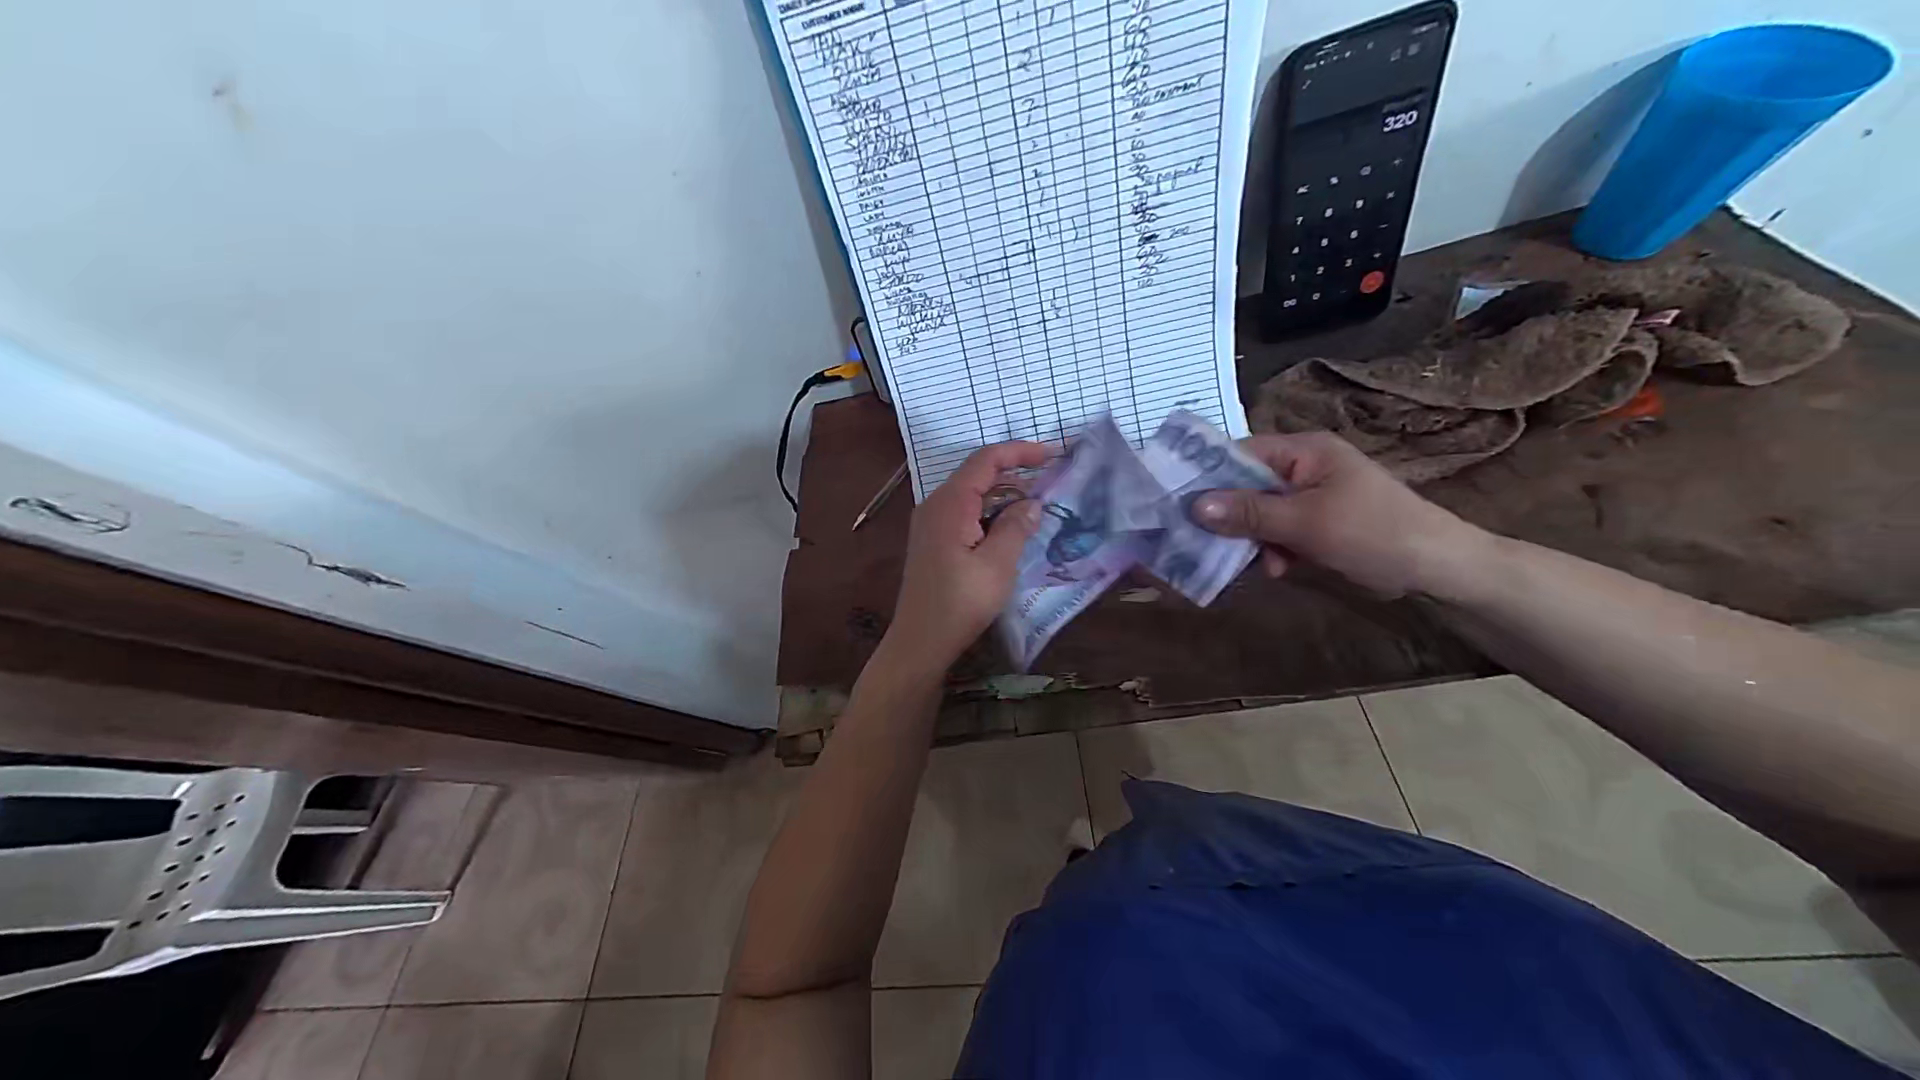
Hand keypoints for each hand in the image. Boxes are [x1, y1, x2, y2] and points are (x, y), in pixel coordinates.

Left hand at [887, 442, 1051, 667]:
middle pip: (977, 474)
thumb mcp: (997, 565)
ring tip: (1036, 508)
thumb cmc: (960, 603)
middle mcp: (935, 506)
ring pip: (971, 495)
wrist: (920, 641)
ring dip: (1003, 496)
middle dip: (1014, 473)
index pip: (985, 460)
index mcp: (949, 504)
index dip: (1020, 452)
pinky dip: (989, 513)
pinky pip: (964, 513)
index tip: (1052, 455)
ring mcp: (930, 523)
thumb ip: (1016, 527)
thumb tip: (1031, 504)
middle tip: (1050, 485)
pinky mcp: (933, 541)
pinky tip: (1010, 529)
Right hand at [1188, 432, 1489, 597]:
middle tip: (1205, 541)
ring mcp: (1310, 496)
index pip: (1242, 453)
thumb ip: (1248, 513)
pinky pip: (1277, 531)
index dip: (1209, 475)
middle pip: (1246, 485)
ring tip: (1257, 563)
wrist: (1436, 568)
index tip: (1178, 501)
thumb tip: (1193, 505)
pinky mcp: (1315, 523)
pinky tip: (1277, 568)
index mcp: (1305, 451)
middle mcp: (1303, 467)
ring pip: (1258, 513)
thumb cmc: (1373, 532)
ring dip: (1253, 539)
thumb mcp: (1305, 522)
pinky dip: (1272, 549)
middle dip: (1230, 516)